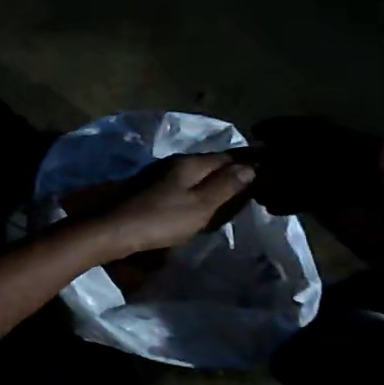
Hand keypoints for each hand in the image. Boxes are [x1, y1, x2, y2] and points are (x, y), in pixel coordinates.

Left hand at [92, 153, 256, 257]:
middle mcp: (176, 161)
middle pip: (211, 161)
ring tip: (234, 186)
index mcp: (190, 162)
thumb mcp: (200, 205)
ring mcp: (160, 173)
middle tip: (255, 174)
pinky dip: (199, 187)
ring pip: (197, 171)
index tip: (268, 161)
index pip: (228, 156)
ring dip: (215, 177)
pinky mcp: (151, 187)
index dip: (248, 159)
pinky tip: (203, 196)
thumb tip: (250, 166)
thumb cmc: (161, 218)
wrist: (114, 228)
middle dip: (232, 167)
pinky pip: (184, 182)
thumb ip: (225, 185)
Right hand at [252, 117, 383, 312]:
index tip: (256, 135)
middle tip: (264, 162)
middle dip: (293, 149)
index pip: (317, 130)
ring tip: (281, 187)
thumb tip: (272, 177)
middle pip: (329, 138)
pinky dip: (331, 178)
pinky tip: (314, 197)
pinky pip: (357, 169)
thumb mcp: (350, 221)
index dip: (284, 131)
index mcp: (374, 150)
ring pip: (342, 156)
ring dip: (311, 167)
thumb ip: (309, 193)